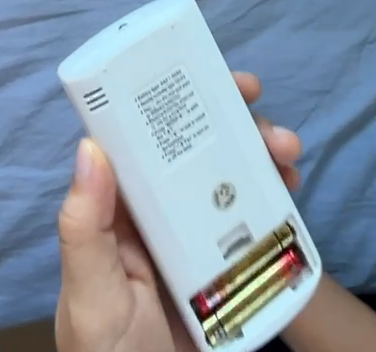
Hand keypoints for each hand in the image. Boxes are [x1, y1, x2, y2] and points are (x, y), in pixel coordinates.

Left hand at [55, 71, 302, 351]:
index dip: (174, 97)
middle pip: (195, 146)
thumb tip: (89, 145)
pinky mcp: (222, 261)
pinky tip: (291, 187)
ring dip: (260, 151)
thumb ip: (85, 231)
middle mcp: (154, 209)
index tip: (214, 76)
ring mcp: (191, 233)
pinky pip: (250, 215)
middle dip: (233, 121)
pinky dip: (273, 193)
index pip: (142, 135)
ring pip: (227, 173)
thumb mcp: (91, 299)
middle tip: (266, 117)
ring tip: (289, 154)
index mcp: (117, 206)